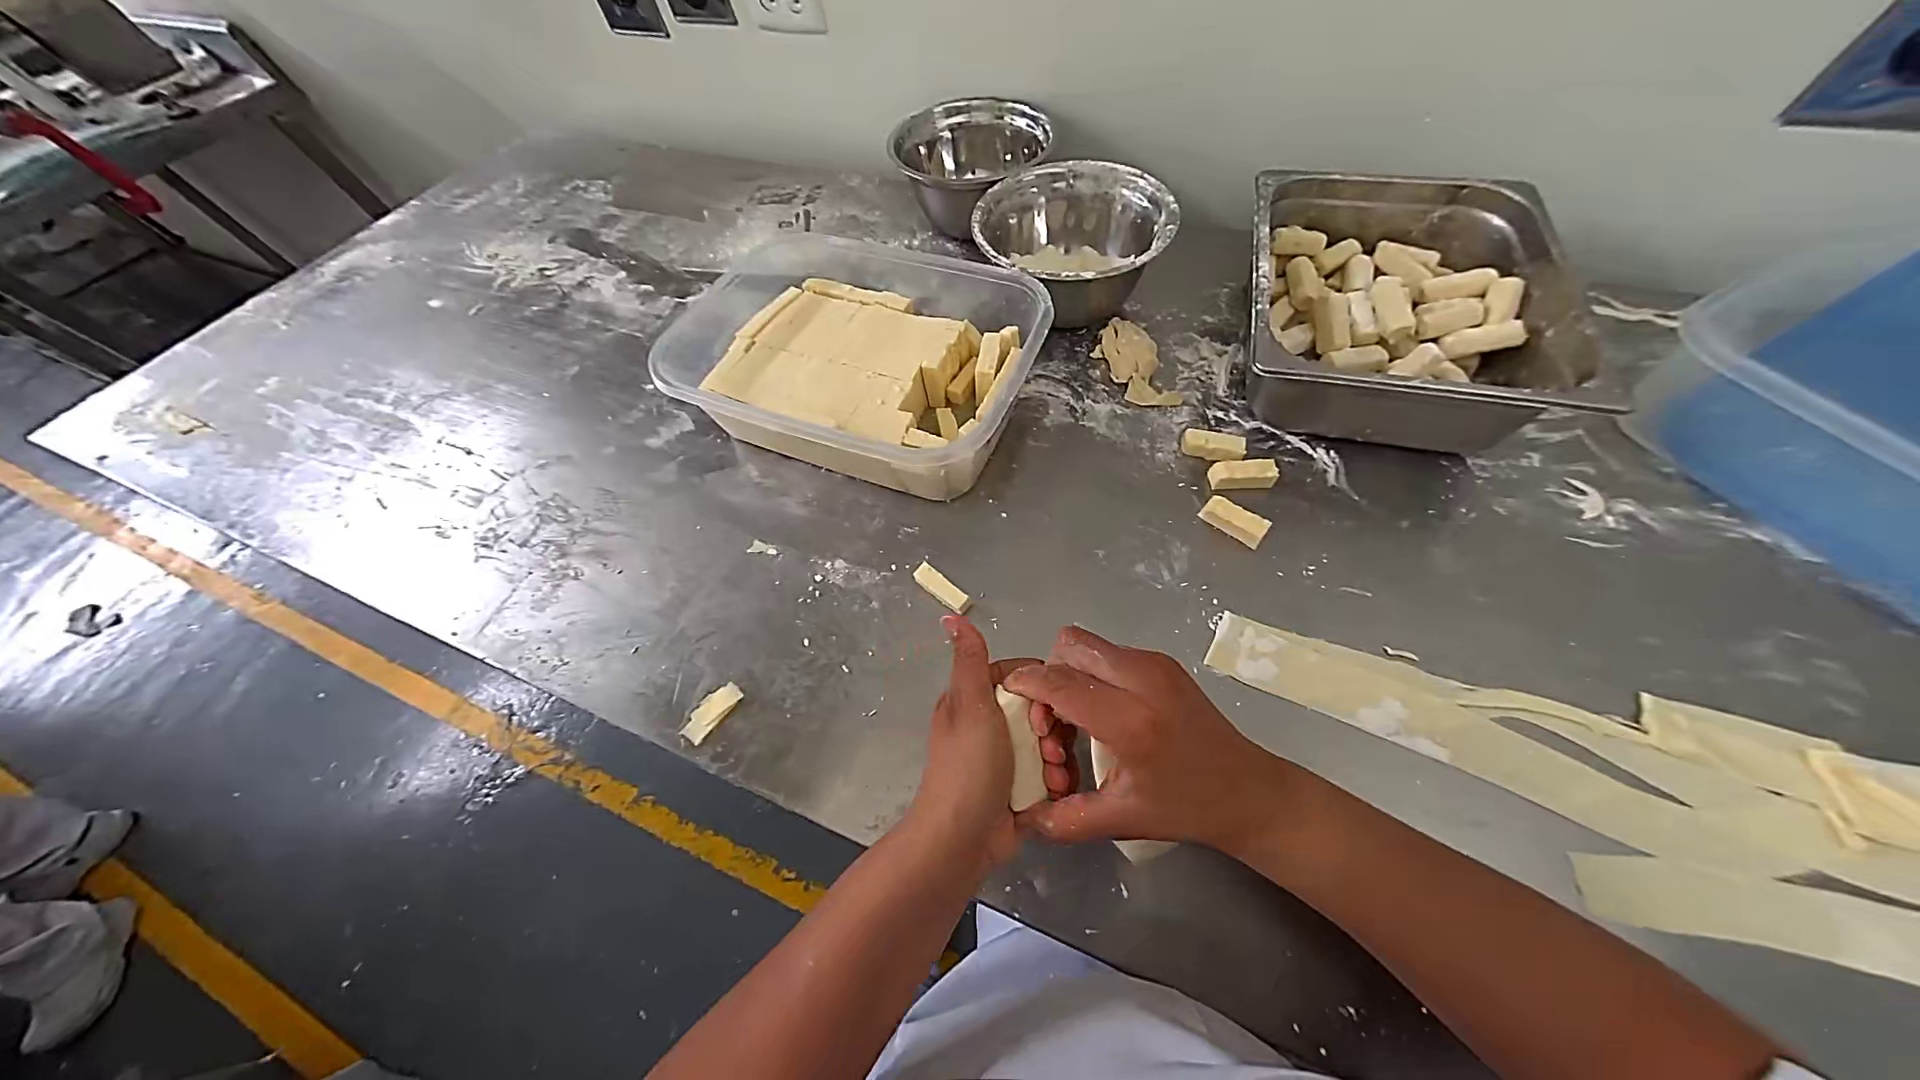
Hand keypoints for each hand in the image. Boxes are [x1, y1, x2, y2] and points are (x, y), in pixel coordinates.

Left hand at [902, 616, 1038, 870]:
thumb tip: (952, 617)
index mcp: (973, 701)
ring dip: (1056, 757)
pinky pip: (1049, 772)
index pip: (1017, 676)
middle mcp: (989, 726)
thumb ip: (970, 660)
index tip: (1047, 704)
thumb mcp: (971, 705)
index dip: (1038, 687)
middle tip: (1048, 746)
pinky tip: (1055, 790)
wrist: (963, 838)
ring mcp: (1005, 758)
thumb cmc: (968, 766)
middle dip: (1051, 728)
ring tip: (1051, 774)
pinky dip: (1055, 780)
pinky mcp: (1020, 787)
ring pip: (1047, 743)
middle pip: (1038, 710)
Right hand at [1003, 625, 1304, 855]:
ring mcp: (1155, 664)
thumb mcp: (1121, 819)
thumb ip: (1065, 819)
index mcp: (1130, 722)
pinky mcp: (1162, 662)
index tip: (1009, 699)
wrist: (1248, 790)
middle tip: (1052, 718)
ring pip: (1086, 644)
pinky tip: (1101, 710)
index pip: (1059, 682)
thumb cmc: (1186, 807)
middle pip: (1068, 646)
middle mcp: (1142, 679)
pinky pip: (1107, 652)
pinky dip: (1091, 673)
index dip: (1026, 685)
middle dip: (1047, 676)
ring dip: (1068, 672)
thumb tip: (1022, 815)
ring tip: (1075, 716)